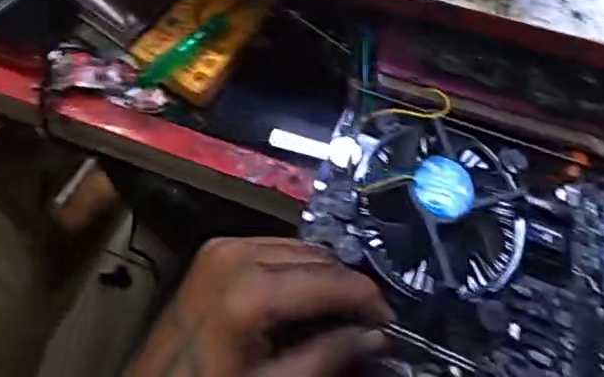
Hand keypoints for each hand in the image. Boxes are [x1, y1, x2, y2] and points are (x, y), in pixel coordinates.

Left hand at [125, 238, 393, 376]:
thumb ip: (326, 357)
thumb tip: (373, 335)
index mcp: (248, 288)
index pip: (328, 279)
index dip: (366, 299)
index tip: (388, 320)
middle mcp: (237, 252)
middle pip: (316, 257)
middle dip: (346, 288)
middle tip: (369, 322)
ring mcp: (223, 247)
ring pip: (298, 248)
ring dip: (323, 277)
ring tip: (340, 314)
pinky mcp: (216, 251)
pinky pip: (273, 249)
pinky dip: (295, 270)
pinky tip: (304, 301)